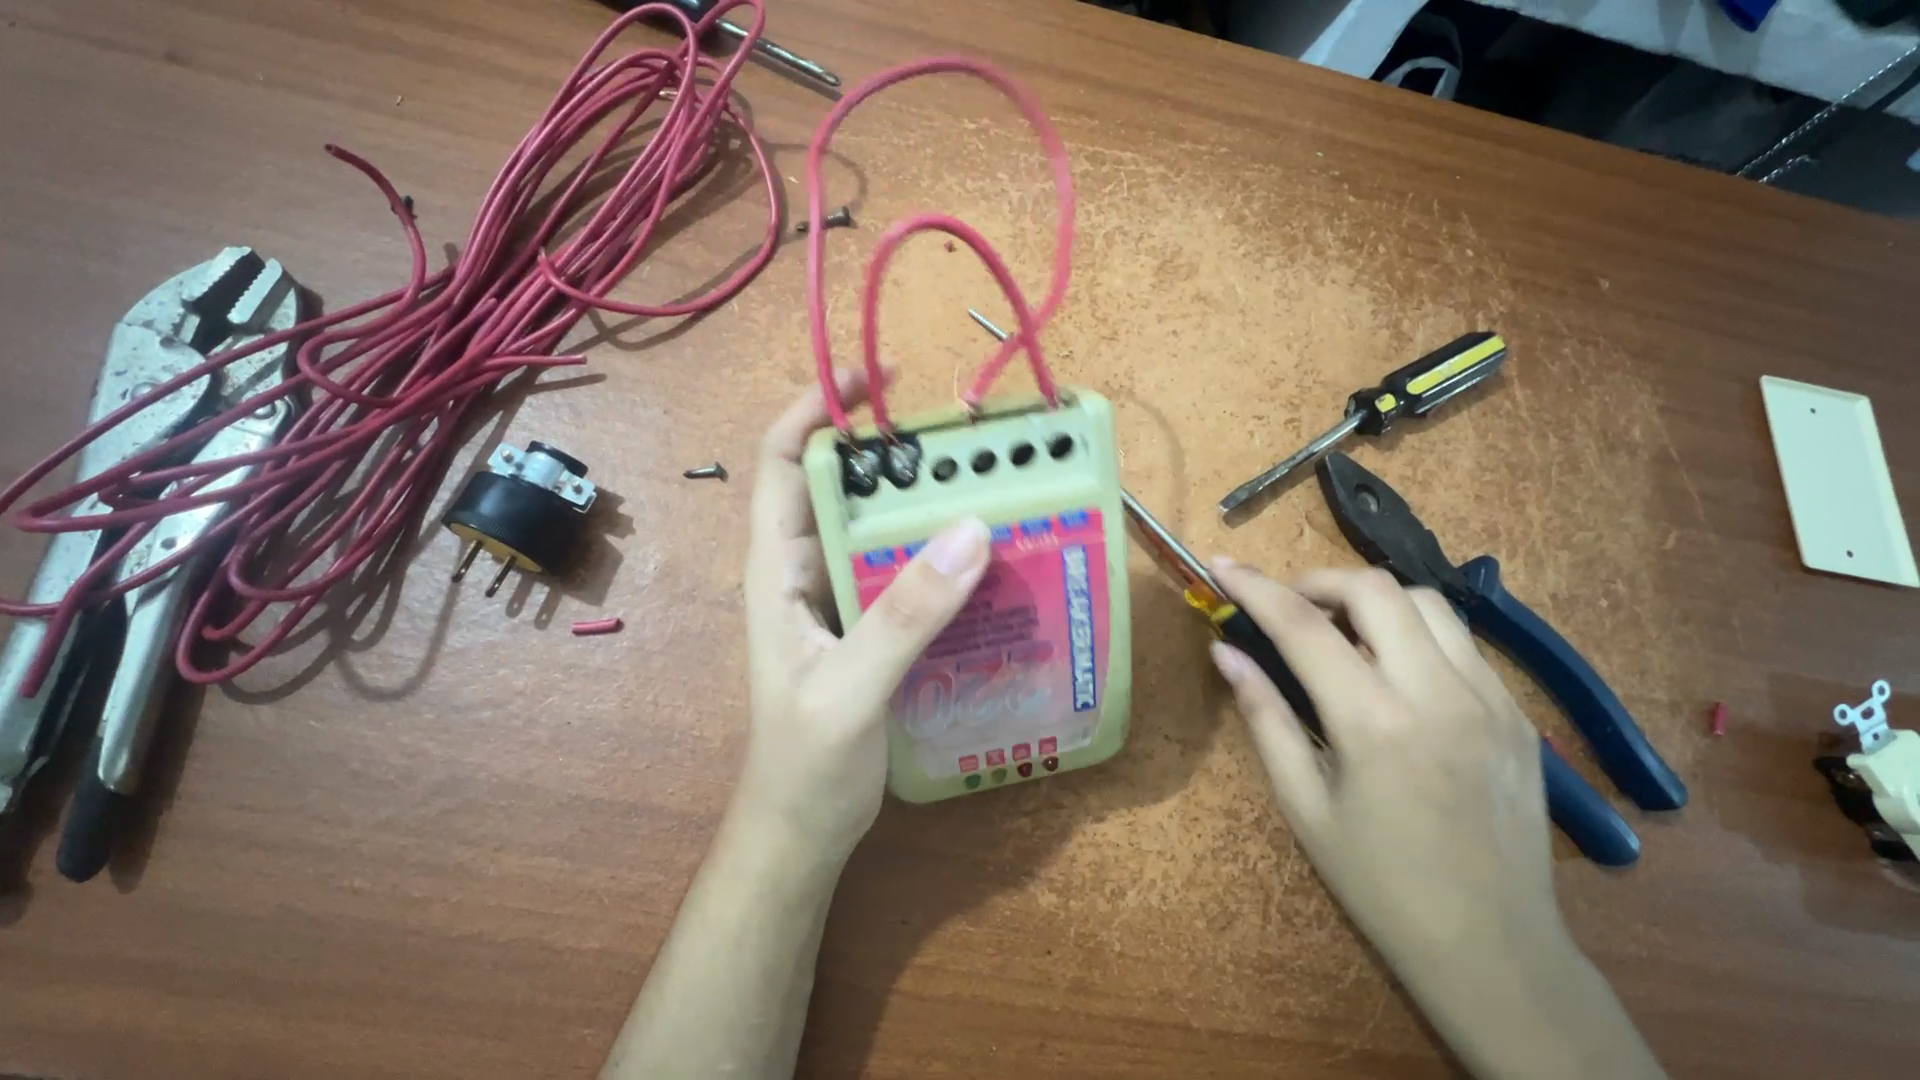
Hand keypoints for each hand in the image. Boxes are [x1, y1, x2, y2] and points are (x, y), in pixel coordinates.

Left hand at [739, 370, 991, 859]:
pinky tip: (988, 557)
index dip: (814, 409)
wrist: (803, 830)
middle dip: (892, 453)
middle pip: (840, 487)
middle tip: (961, 438)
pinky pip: (905, 573)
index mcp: (776, 570)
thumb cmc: (806, 763)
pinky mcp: (871, 628)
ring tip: (988, 485)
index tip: (872, 378)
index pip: (779, 463)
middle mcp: (805, 571)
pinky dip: (941, 555)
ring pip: (878, 529)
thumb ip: (904, 615)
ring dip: (924, 503)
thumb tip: (972, 530)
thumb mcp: (851, 688)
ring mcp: (840, 600)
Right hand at [1208, 562, 1664, 1079]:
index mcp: (1374, 723)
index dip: (1256, 587)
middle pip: (1376, 589)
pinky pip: (1462, 643)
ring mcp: (1490, 698)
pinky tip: (1393, 673)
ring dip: (1373, 601)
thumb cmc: (1378, 882)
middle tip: (1287, 607)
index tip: (1221, 564)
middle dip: (1319, 581)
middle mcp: (1438, 694)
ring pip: (1427, 603)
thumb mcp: (1303, 805)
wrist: (1492, 944)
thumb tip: (1226, 653)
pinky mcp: (1516, 712)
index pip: (1303, 626)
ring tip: (1341, 634)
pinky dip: (1414, 634)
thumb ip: (1265, 717)